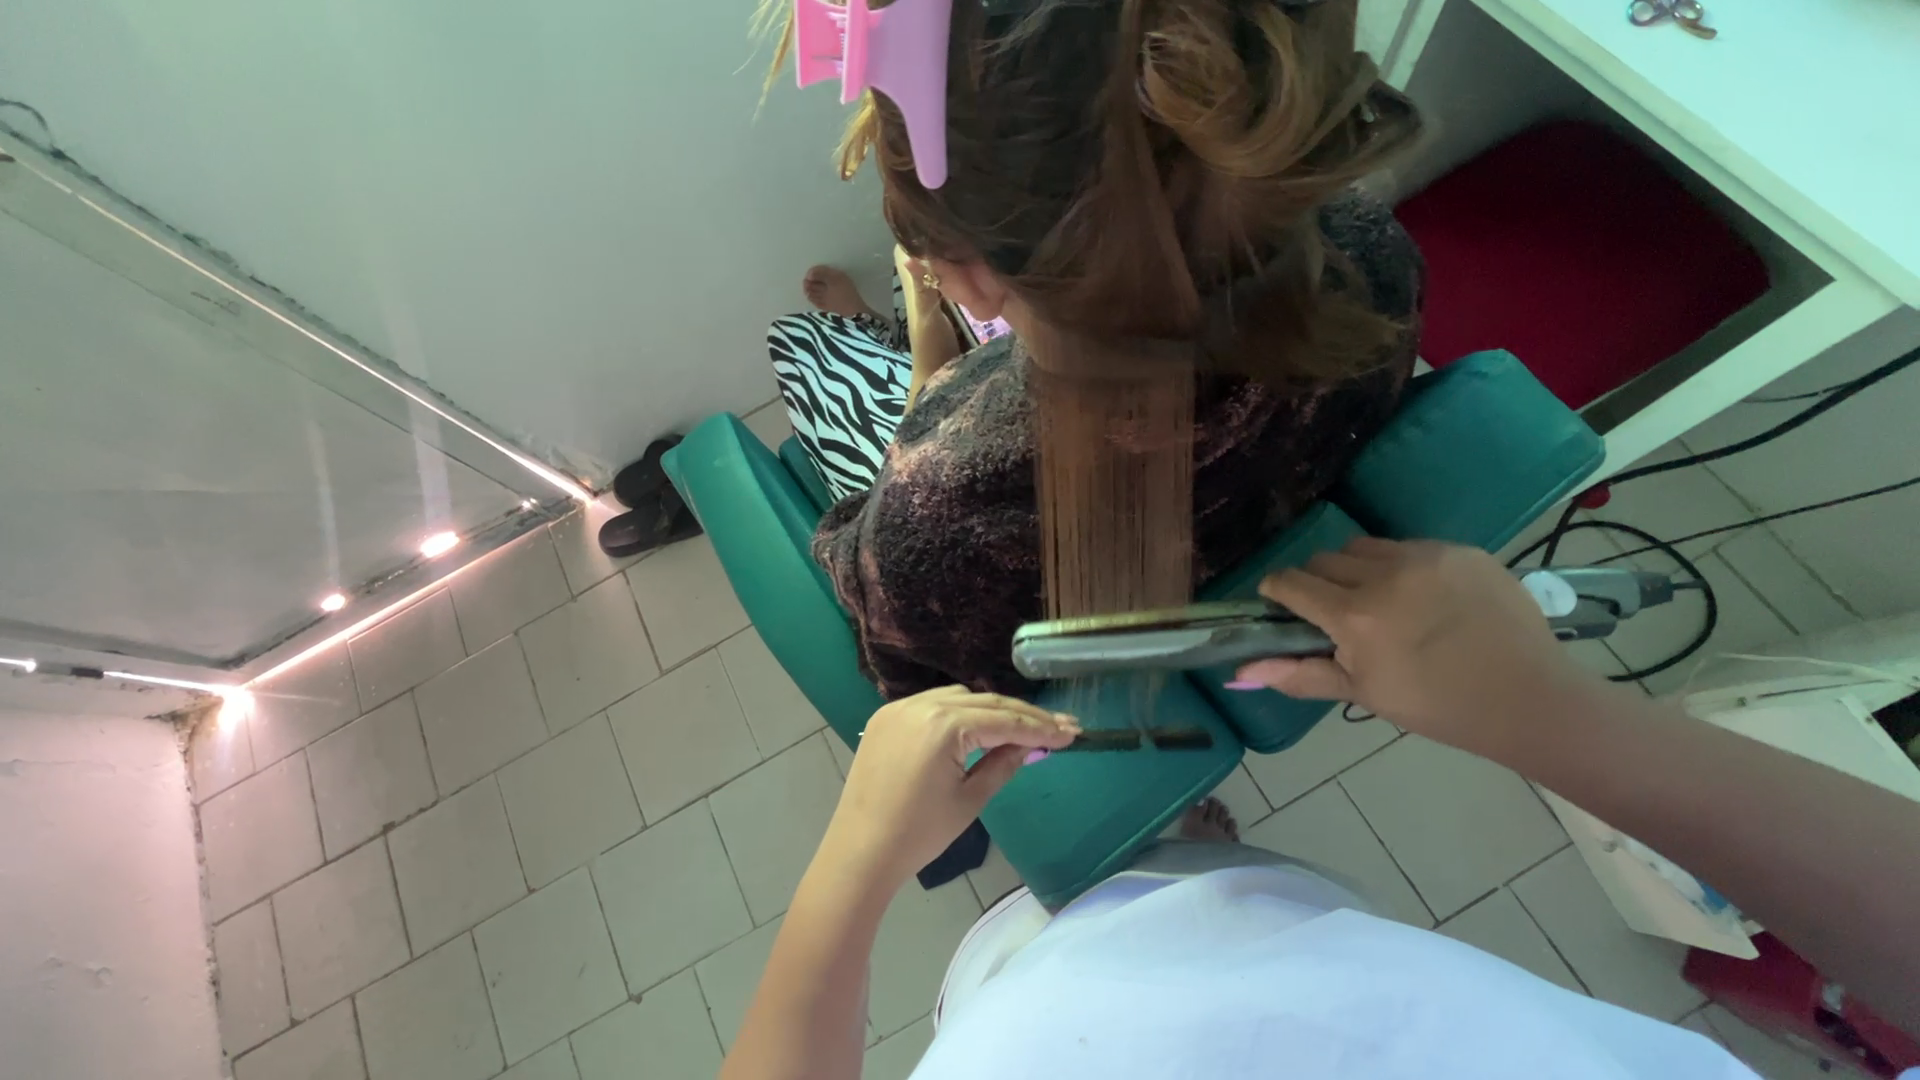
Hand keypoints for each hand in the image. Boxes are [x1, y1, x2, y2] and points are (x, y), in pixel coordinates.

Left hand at [819, 687, 1078, 888]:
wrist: (860, 852)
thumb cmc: (919, 833)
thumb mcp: (970, 800)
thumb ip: (1003, 764)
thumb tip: (1031, 746)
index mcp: (944, 725)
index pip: (1004, 721)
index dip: (1041, 728)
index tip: (1072, 733)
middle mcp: (921, 704)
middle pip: (984, 702)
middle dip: (1022, 716)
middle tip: (1059, 727)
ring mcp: (900, 708)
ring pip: (959, 697)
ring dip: (991, 709)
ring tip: (1023, 728)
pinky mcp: (886, 718)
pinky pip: (932, 704)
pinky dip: (959, 711)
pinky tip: (977, 726)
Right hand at [1235, 538, 1601, 755]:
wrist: (1530, 699)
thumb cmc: (1437, 705)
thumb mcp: (1362, 693)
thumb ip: (1298, 674)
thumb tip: (1237, 674)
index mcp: (1354, 616)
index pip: (1289, 582)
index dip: (1278, 594)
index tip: (1285, 609)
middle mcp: (1383, 575)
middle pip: (1322, 560)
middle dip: (1318, 583)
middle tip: (1339, 615)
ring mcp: (1425, 557)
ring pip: (1362, 547)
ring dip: (1356, 569)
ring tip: (1382, 601)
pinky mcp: (1461, 550)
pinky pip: (1409, 546)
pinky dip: (1402, 566)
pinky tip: (1426, 598)